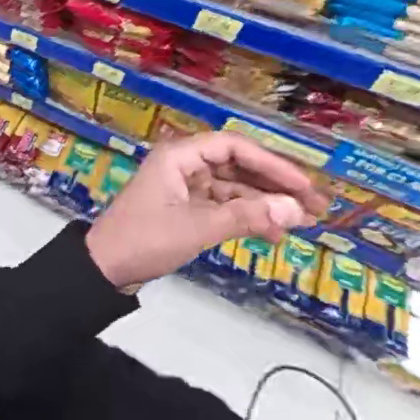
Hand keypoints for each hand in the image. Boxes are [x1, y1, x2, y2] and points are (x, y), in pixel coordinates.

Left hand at [86, 132, 327, 290]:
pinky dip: (247, 218)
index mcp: (181, 155)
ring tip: (302, 222)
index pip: (235, 148)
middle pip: (239, 166)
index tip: (302, 185)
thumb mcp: (196, 228)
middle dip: (275, 185)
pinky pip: (224, 206)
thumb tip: (294, 210)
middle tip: (315, 204)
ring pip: (235, 188)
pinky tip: (273, 234)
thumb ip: (245, 217)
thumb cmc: (144, 240)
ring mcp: (186, 186)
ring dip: (265, 203)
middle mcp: (186, 164)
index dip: (272, 164)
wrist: (103, 271)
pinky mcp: (187, 208)